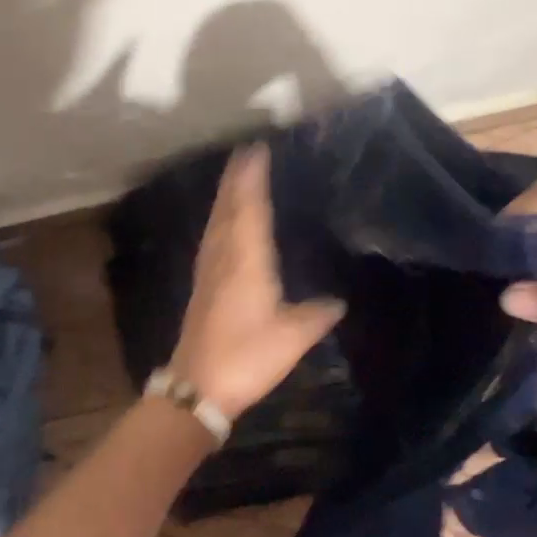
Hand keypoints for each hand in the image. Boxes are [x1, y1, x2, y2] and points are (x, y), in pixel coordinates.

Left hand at [168, 146, 346, 418]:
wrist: (198, 386)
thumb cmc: (246, 356)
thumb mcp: (292, 337)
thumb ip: (316, 314)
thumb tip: (338, 301)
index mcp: (246, 259)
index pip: (249, 207)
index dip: (253, 179)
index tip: (257, 150)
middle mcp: (223, 256)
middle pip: (227, 208)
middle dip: (236, 179)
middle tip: (245, 152)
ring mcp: (208, 271)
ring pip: (216, 223)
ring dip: (225, 196)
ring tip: (235, 177)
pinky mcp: (202, 286)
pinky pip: (212, 238)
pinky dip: (220, 220)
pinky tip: (224, 224)